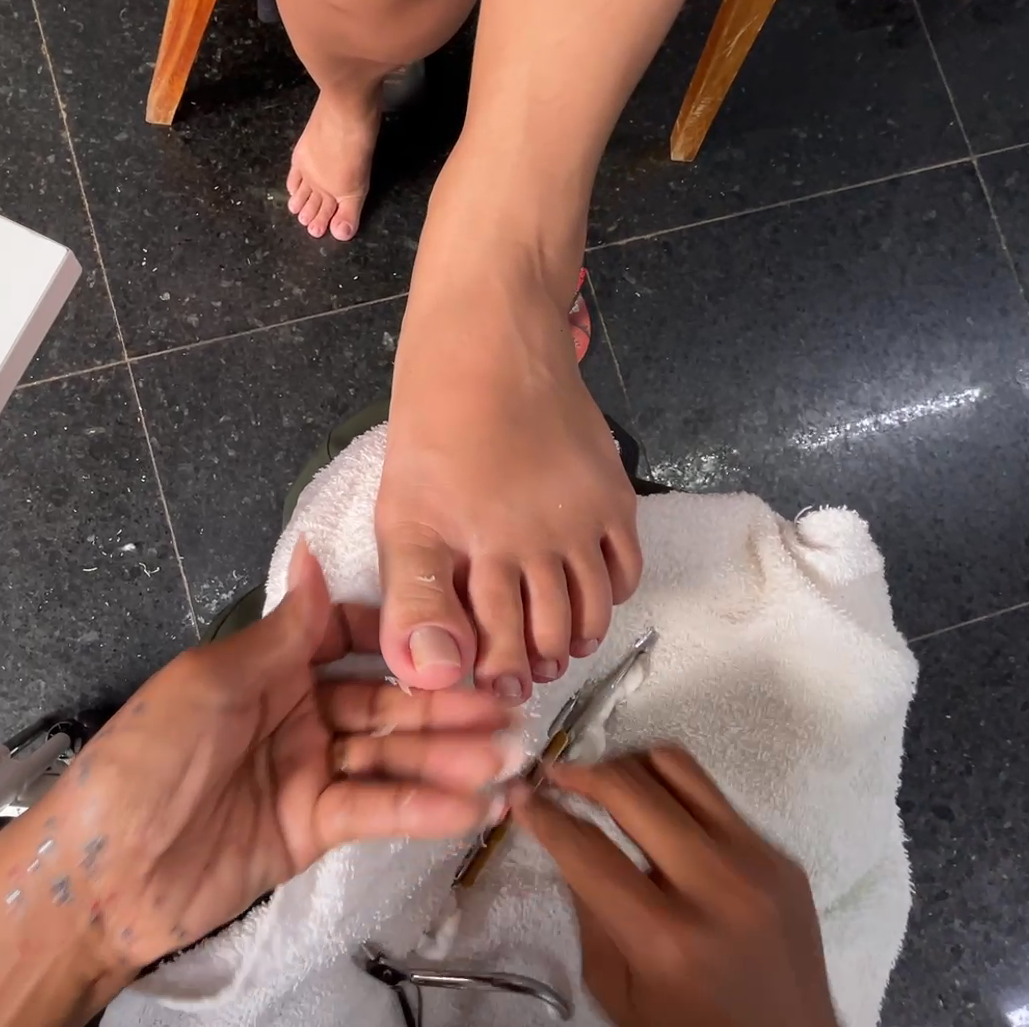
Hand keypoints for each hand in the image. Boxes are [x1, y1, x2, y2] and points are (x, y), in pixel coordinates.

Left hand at [14, 542, 518, 972]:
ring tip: (507, 760)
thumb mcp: (213, 681)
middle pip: (381, 702)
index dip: (397, 642)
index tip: (453, 639)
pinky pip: (375, 810)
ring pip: (389, 756)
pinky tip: (471, 806)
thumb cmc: (151, 756)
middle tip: (508, 708)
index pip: (347, 639)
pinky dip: (421, 808)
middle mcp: (296, 710)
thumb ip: (281, 630)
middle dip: (442, 706)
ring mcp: (308, 770)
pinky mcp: (314, 826)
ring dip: (447, 758)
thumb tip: (312, 550)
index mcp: (268, 666)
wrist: (104, 875)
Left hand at [378, 210, 641, 701]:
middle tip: (520, 678)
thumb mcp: (400, 513)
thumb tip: (434, 675)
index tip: (483, 686)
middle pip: (549, 632)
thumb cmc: (431, 429)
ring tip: (553, 649)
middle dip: (530, 664)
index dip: (489, 673)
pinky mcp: (613, 494)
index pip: (497, 645)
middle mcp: (545, 546)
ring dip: (573, 637)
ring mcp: (586, 520)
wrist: (487, 344)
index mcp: (485, 554)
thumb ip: (415, 596)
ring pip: (593, 608)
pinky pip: (628, 568)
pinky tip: (590, 599)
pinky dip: (612, 597)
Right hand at [514, 747, 840, 1026]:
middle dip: (580, 773)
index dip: (543, 813)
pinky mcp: (782, 858)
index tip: (520, 792)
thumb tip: (560, 831)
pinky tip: (658, 819)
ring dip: (628, 766)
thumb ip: (588, 904)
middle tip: (555, 775)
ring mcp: (758, 866)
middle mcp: (718, 890)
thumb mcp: (616, 987)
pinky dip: (672, 795)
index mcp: (667, 939)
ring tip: (606, 783)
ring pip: (675, 766)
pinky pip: (713, 795)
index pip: (586, 846)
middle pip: (629, 788)